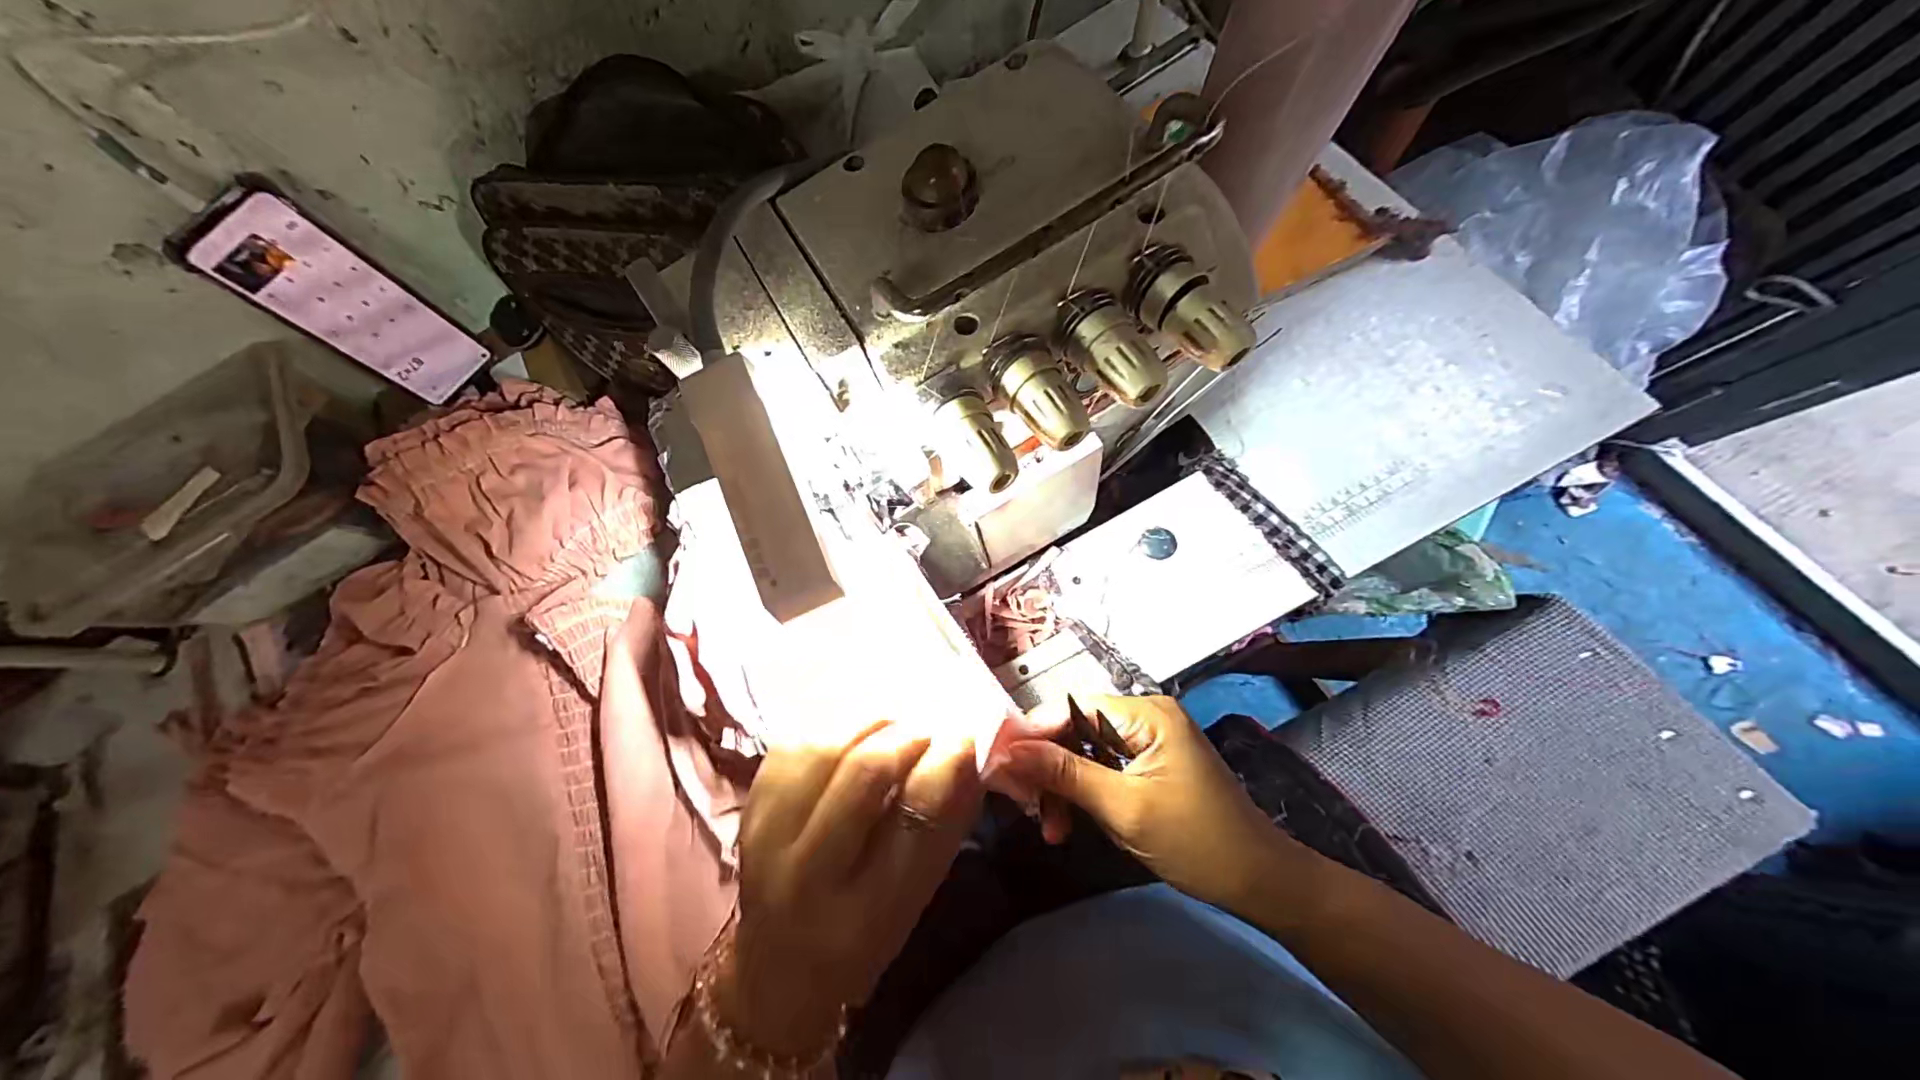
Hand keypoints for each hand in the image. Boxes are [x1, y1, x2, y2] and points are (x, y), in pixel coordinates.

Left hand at [714, 719, 981, 1058]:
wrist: (778, 969)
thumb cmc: (865, 935)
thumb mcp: (917, 898)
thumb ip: (946, 827)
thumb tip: (969, 752)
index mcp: (865, 911)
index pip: (915, 816)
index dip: (946, 763)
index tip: (965, 737)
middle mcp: (808, 876)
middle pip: (863, 772)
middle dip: (906, 737)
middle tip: (927, 731)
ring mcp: (765, 841)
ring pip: (822, 749)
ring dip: (867, 726)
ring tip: (891, 728)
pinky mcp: (745, 813)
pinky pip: (790, 747)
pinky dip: (829, 731)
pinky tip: (851, 737)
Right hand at [1003, 695, 1296, 912]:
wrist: (1259, 882)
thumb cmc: (1196, 841)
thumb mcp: (1123, 808)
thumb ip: (1064, 773)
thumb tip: (1007, 751)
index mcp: (1145, 714)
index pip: (1071, 708)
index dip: (1032, 733)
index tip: (997, 764)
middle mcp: (1144, 717)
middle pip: (1074, 730)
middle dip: (1047, 768)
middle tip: (1026, 808)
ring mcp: (1147, 742)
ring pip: (1083, 753)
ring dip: (1062, 788)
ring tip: (1052, 830)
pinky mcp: (1148, 766)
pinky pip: (1101, 769)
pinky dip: (1082, 795)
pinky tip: (1070, 824)